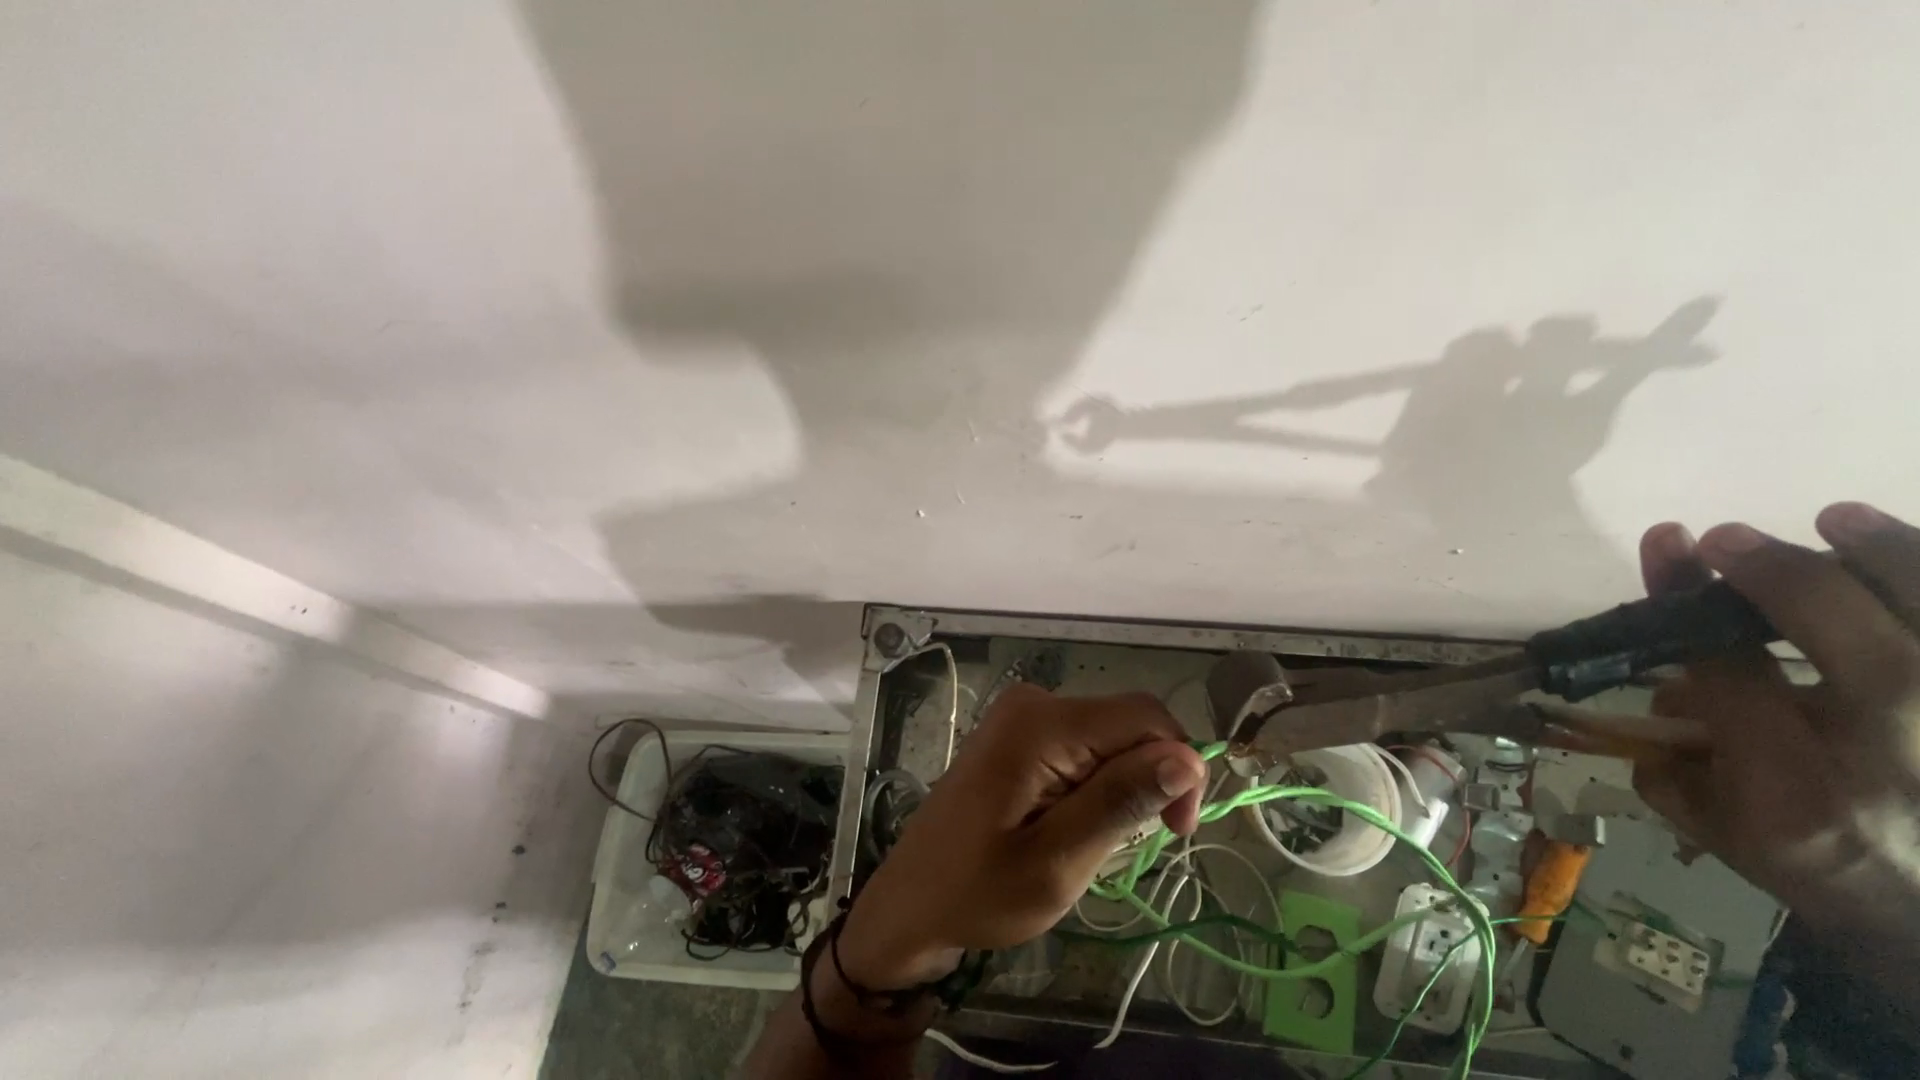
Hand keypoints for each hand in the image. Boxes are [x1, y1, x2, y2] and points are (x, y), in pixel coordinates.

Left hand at [836, 684, 1206, 988]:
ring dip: (1121, 787)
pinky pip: (1083, 746)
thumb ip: (1120, 802)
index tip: (1175, 831)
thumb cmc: (979, 891)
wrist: (911, 903)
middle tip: (1132, 846)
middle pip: (1128, 724)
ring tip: (1091, 841)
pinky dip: (1095, 785)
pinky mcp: (1018, 736)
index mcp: (1042, 724)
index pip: (1146, 717)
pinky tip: (1073, 824)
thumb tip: (1189, 759)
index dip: (1179, 767)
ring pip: (1109, 738)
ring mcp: (1022, 717)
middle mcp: (1033, 703)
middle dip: (1149, 779)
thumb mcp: (1058, 860)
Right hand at [1633, 504, 1919, 965]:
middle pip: (1843, 632)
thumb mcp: (1722, 831)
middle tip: (1728, 538)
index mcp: (1797, 790)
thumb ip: (1673, 761)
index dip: (1691, 597)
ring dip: (1881, 554)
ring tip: (1836, 520)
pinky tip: (1897, 552)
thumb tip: (1668, 682)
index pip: (1731, 672)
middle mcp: (1891, 754)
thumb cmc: (1822, 871)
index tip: (1671, 546)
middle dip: (1778, 572)